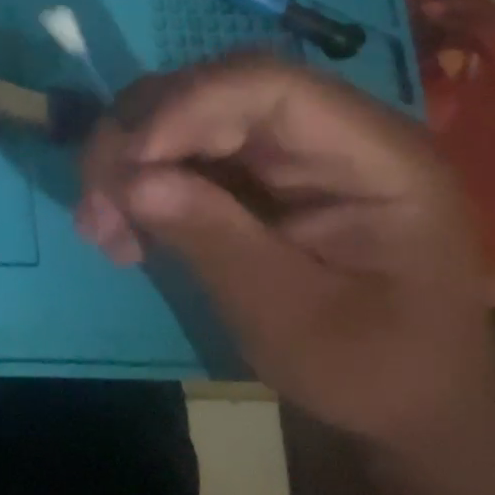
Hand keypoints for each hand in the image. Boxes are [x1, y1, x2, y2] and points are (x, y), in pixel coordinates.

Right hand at [76, 56, 494, 445]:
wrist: (398, 408)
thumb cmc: (369, 369)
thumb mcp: (292, 316)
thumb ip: (216, 240)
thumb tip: (129, 180)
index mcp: (375, 157)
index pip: (266, 86)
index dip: (184, 108)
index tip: (127, 167)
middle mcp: (325, 132)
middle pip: (204, 90)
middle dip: (135, 137)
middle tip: (95, 205)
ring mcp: (282, 147)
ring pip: (172, 112)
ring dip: (121, 161)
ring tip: (100, 227)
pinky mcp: (246, 166)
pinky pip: (168, 147)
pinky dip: (129, 180)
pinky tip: (117, 229)